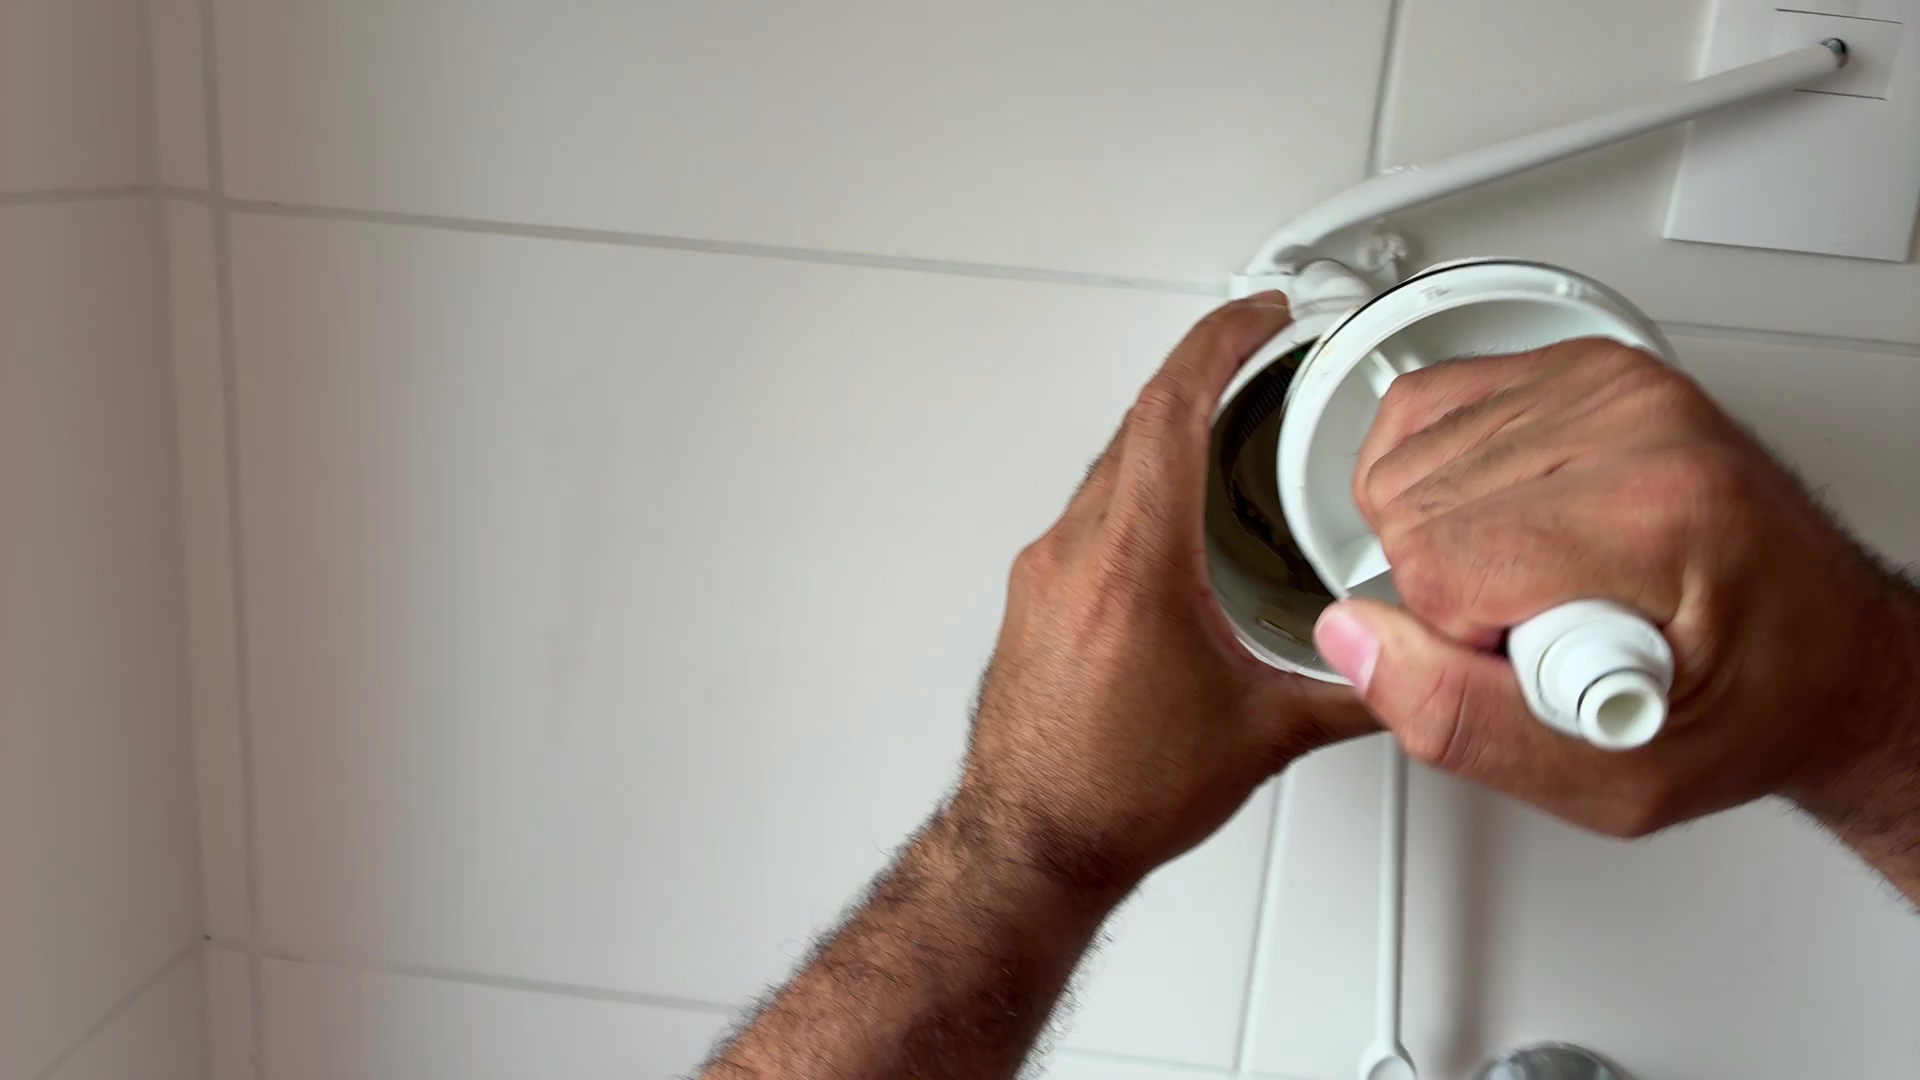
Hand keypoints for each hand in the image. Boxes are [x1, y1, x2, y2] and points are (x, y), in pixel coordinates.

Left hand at [953, 293, 1372, 895]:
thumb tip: (1399, 674)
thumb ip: (1349, 693)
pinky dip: (1133, 491)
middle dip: (1197, 382)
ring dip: (1163, 439)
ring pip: (1107, 469)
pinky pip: (1086, 513)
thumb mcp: (1258, 732)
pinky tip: (1167, 522)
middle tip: (1249, 363)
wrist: (1034, 831)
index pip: (1168, 411)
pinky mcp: (1033, 593)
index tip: (1252, 316)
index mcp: (1131, 564)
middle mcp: (1074, 553)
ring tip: (1219, 435)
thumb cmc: (1113, 789)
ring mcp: (1043, 570)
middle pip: (1137, 427)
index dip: (1215, 345)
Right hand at [1311, 339, 1919, 846]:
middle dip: (1441, 592)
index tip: (1538, 655)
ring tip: (1519, 569)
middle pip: (1407, 519)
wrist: (1817, 644)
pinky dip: (1414, 477)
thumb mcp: (1609, 779)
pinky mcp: (1558, 369)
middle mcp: (1630, 423)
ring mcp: (1593, 384)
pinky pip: (1410, 413)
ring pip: (1395, 476)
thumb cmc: (1739, 704)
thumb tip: (1350, 634)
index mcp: (1662, 515)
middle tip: (1534, 617)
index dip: (1455, 641)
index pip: (1438, 572)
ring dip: (1430, 540)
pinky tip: (1477, 513)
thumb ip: (1455, 718)